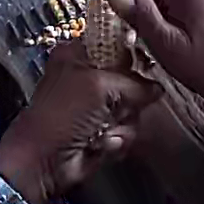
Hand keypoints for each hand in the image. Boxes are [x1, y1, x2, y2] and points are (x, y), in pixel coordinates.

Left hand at [0, 41, 157, 203]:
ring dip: (122, 123)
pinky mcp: (103, 131)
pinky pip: (127, 130)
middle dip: (129, 98)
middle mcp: (89, 76)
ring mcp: (97, 106)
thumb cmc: (65, 112)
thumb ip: (135, 83)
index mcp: (78, 54)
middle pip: (131, 79)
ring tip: (106, 132)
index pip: (114, 43)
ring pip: (133, 108)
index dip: (131, 53)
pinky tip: (103, 145)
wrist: (43, 160)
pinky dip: (117, 140)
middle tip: (119, 106)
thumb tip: (159, 88)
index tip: (145, 63)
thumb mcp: (99, 86)